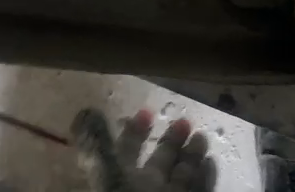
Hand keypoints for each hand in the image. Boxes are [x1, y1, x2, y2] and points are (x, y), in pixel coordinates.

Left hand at [71, 109, 216, 191]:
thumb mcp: (107, 176)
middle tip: (184, 121)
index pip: (123, 154)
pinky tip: (210, 164)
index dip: (134, 132)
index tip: (147, 111)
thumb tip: (84, 113)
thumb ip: (98, 147)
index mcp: (116, 182)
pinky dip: (205, 179)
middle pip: (157, 165)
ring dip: (192, 157)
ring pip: (181, 179)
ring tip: (201, 137)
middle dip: (170, 142)